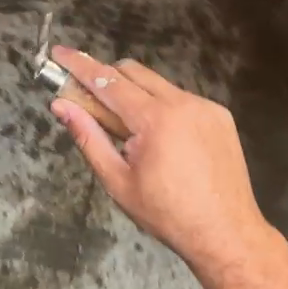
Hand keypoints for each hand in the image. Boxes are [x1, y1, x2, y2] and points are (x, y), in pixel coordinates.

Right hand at [49, 46, 272, 272]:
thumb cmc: (166, 214)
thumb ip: (88, 137)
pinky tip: (161, 140)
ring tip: (130, 132)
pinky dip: (161, 107)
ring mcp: (206, 107)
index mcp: (155, 119)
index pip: (108, 81)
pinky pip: (180, 99)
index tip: (59, 52)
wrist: (228, 236)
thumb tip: (60, 106)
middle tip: (89, 100)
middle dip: (106, 78)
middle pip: (133, 71)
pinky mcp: (220, 116)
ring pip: (157, 84)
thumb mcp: (117, 181)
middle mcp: (183, 102)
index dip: (80, 65)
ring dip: (135, 94)